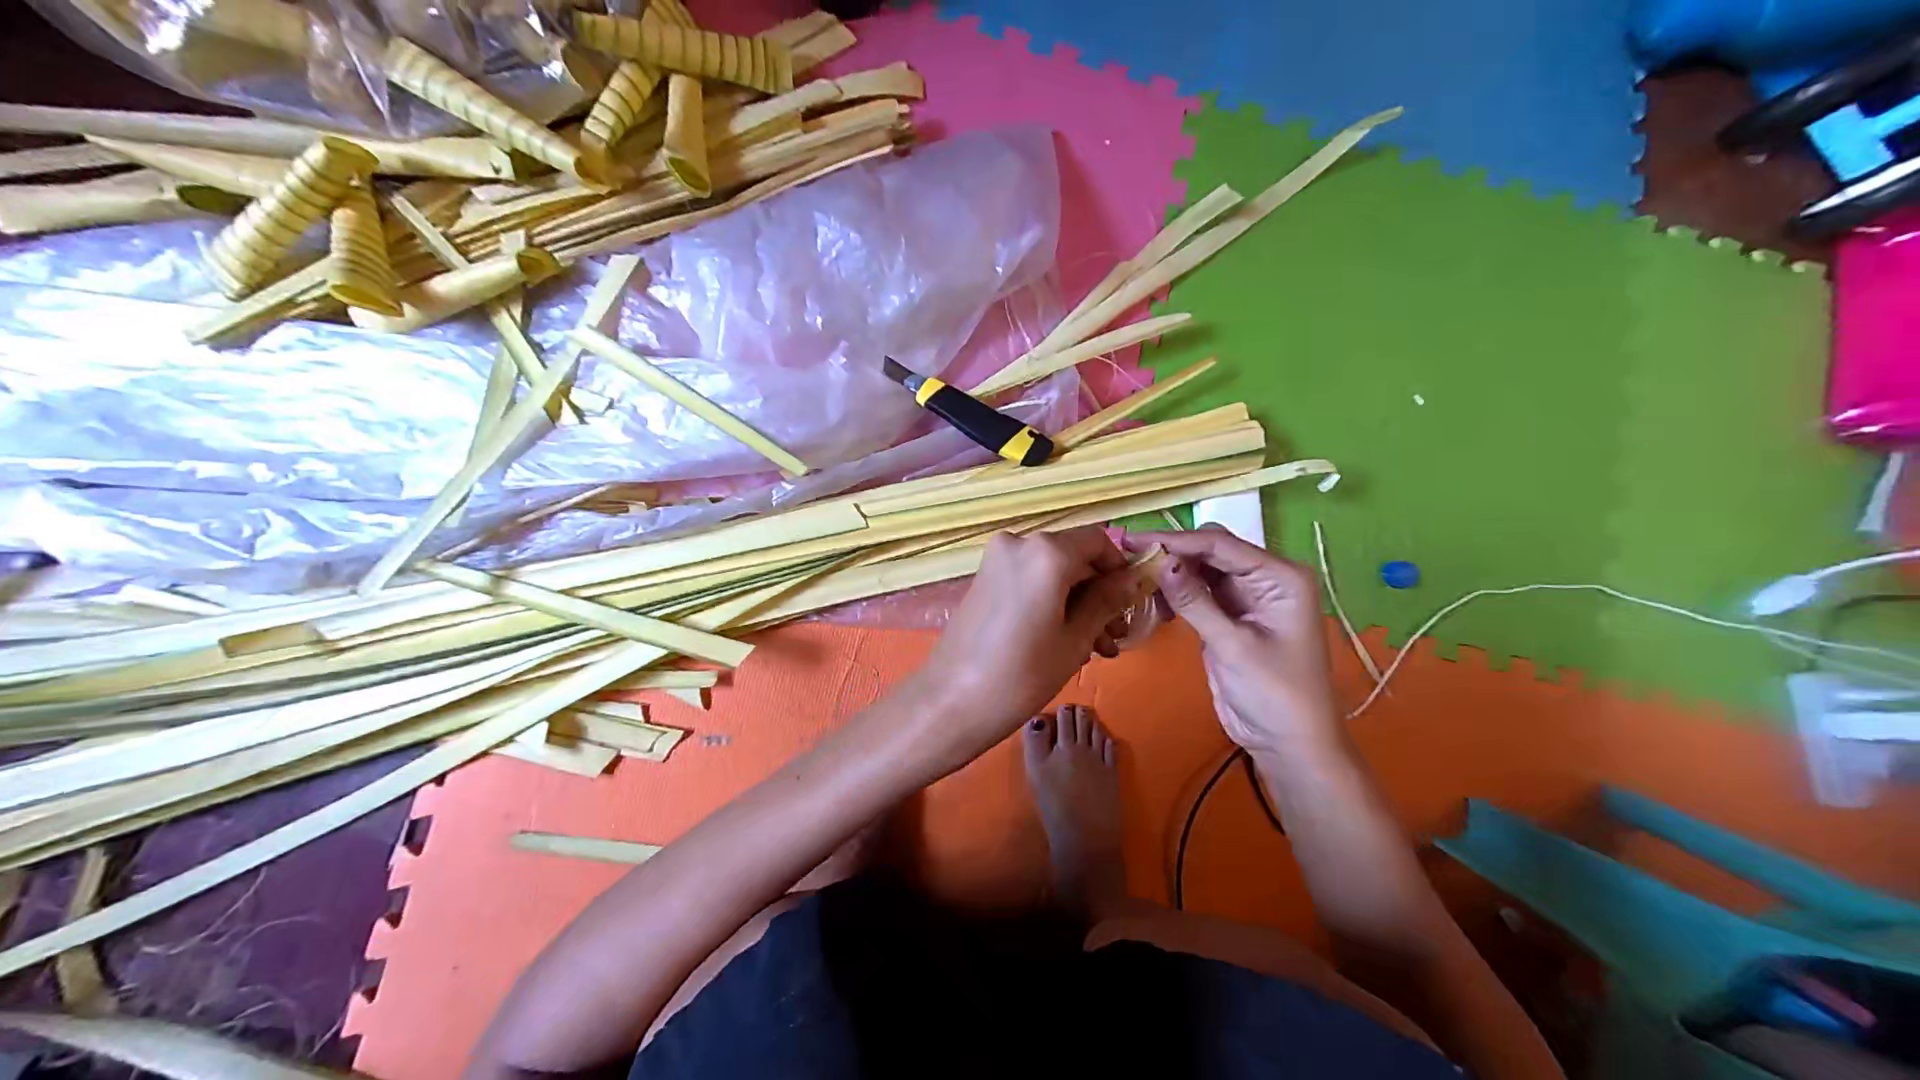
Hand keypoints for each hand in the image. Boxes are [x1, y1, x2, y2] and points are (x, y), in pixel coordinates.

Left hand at [910, 527, 1142, 771]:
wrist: (951, 701)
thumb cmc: (1022, 673)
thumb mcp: (1076, 638)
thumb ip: (1107, 601)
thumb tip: (1135, 577)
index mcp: (1046, 552)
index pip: (1098, 541)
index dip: (1119, 568)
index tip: (1129, 602)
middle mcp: (1019, 544)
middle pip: (1074, 557)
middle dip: (1099, 594)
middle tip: (1115, 636)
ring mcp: (996, 561)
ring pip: (1052, 573)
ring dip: (1078, 604)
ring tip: (1097, 650)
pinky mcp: (983, 581)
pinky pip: (1029, 582)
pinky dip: (1051, 603)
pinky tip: (1066, 643)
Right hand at [1124, 526, 1338, 757]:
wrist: (1288, 743)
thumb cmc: (1274, 694)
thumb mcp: (1233, 646)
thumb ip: (1195, 600)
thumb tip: (1159, 561)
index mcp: (1280, 577)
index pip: (1221, 545)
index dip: (1175, 540)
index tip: (1133, 538)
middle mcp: (1265, 578)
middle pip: (1211, 551)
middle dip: (1171, 552)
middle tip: (1127, 554)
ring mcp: (1247, 597)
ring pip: (1201, 569)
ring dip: (1170, 572)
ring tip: (1133, 576)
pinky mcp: (1229, 616)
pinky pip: (1198, 592)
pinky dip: (1175, 592)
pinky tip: (1152, 598)